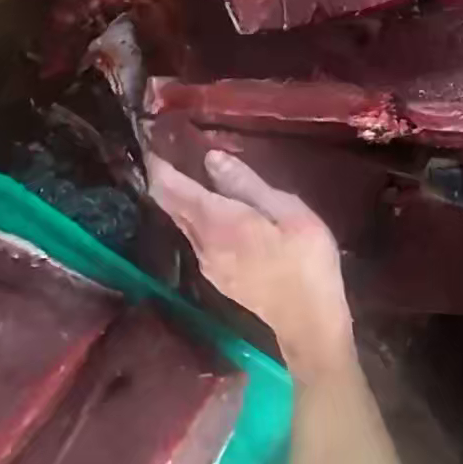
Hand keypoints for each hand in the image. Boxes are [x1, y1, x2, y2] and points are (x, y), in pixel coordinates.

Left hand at [145, 150, 354, 382]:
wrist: (309, 321)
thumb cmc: (306, 260)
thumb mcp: (289, 213)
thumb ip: (248, 185)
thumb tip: (212, 159)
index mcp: (217, 221)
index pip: (170, 188)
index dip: (158, 164)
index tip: (154, 142)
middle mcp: (202, 243)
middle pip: (170, 206)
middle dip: (166, 179)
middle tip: (173, 154)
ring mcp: (207, 264)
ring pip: (183, 224)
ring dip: (183, 201)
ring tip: (196, 178)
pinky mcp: (218, 278)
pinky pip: (197, 240)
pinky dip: (197, 219)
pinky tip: (218, 215)